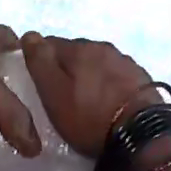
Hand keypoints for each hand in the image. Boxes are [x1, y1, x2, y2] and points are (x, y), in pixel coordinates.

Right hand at [19, 34, 162, 158]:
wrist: (141, 136)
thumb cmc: (88, 118)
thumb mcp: (53, 94)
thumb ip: (40, 63)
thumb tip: (29, 34)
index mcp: (79, 49)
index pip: (48, 43)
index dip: (38, 60)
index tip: (35, 81)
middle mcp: (103, 47)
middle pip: (75, 51)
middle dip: (64, 66)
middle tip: (57, 93)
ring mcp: (125, 61)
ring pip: (96, 62)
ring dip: (87, 74)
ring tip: (82, 99)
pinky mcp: (141, 78)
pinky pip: (114, 75)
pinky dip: (105, 83)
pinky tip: (105, 101)